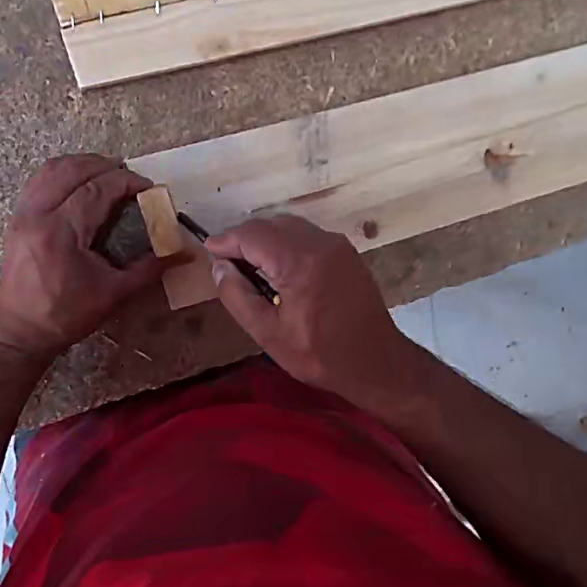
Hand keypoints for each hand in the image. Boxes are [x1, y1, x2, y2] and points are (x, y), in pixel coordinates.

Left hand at [0, 155, 165, 360]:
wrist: (20, 331)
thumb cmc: (67, 315)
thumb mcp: (115, 293)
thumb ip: (150, 267)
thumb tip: (184, 252)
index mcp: (60, 232)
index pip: (97, 190)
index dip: (127, 182)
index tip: (149, 188)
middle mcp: (37, 214)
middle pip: (72, 170)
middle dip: (106, 166)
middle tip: (131, 178)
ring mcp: (22, 213)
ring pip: (52, 169)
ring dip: (83, 165)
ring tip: (108, 173)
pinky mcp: (17, 218)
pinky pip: (39, 180)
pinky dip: (63, 173)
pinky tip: (81, 184)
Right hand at [206, 215, 428, 407]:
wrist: (377, 362)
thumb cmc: (320, 354)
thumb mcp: (268, 333)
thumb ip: (237, 296)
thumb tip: (219, 267)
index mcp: (299, 261)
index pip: (252, 234)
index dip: (226, 240)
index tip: (209, 250)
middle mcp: (320, 243)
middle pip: (271, 224)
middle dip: (245, 238)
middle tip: (228, 264)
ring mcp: (337, 245)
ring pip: (290, 227)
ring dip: (266, 240)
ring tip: (252, 268)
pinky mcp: (347, 253)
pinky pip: (308, 236)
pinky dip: (287, 244)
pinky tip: (281, 270)